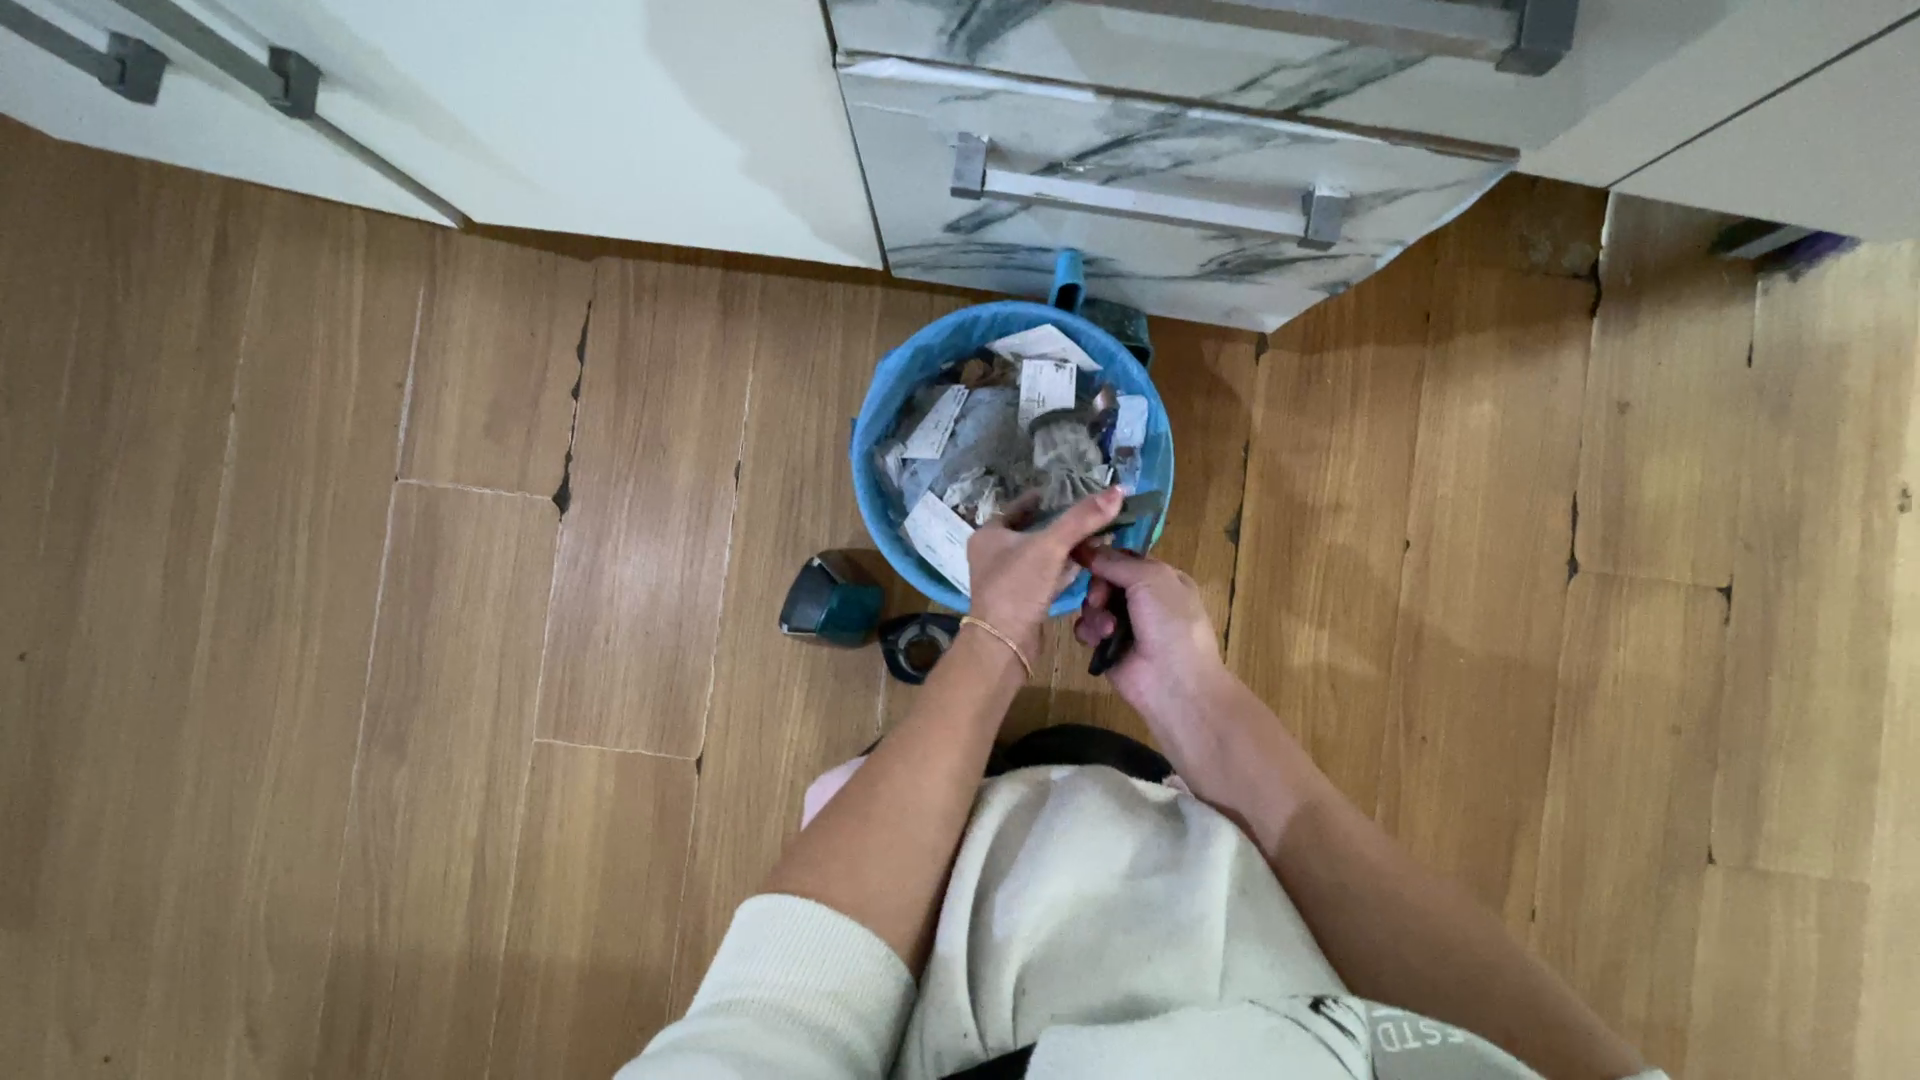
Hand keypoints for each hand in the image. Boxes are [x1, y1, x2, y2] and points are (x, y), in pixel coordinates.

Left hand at [967, 487, 1123, 658]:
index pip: (1018, 507)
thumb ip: (1082, 519)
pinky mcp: (1021, 600)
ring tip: (1095, 534)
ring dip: (1065, 547)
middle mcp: (993, 555)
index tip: (1069, 491)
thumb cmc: (1017, 587)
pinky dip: (1063, 569)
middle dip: (1060, 524)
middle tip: (1090, 513)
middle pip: (1032, 531)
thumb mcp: (1050, 546)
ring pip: (1041, 555)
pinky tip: (1085, 563)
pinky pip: (1045, 577)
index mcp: (989, 535)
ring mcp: (1007, 580)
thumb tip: (1117, 490)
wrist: (1004, 644)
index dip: (1044, 498)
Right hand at [1074, 549, 1230, 726]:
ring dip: (1094, 612)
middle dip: (1098, 587)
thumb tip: (1086, 546)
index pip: (1125, 558)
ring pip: (1092, 604)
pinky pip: (1085, 629)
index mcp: (1161, 579)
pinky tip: (1099, 640)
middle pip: (1104, 580)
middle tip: (1100, 599)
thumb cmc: (1171, 623)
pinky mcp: (1106, 646)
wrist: (1174, 683)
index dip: (1104, 556)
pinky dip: (1088, 631)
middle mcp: (1142, 599)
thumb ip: (1116, 562)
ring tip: (1106, 629)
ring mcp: (1123, 624)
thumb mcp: (1151, 579)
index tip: (1081, 553)